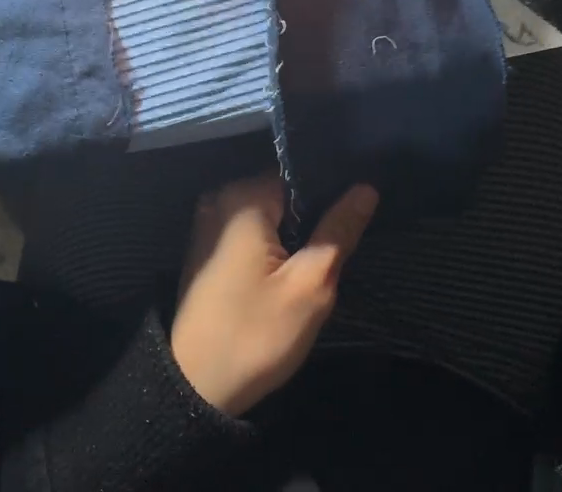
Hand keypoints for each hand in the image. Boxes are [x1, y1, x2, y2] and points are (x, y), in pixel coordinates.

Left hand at [169, 176, 377, 416]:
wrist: (195, 386)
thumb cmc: (255, 333)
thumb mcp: (310, 285)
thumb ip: (338, 231)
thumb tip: (365, 187)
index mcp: (242, 196)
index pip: (299, 175)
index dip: (331, 194)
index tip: (355, 217)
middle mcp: (220, 198)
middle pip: (283, 194)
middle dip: (312, 218)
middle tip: (337, 251)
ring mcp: (208, 222)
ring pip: (268, 215)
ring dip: (292, 236)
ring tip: (315, 262)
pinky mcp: (206, 248)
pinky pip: (249, 231)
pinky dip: (271, 245)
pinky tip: (287, 271)